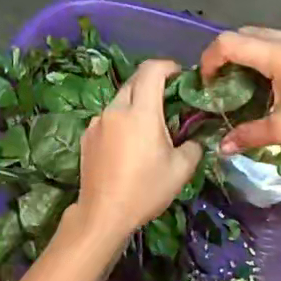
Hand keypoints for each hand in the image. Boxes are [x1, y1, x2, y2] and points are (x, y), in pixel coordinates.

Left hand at [73, 60, 203, 241]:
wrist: (103, 214)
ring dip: (136, 103)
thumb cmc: (145, 190)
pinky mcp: (87, 137)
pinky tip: (129, 143)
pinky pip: (108, 118)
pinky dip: (122, 121)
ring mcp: (97, 122)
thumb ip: (193, 146)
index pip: (151, 70)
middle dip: (153, 83)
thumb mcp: (181, 170)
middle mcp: (116, 110)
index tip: (180, 74)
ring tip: (150, 125)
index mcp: (141, 112)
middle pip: (135, 82)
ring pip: (120, 100)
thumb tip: (193, 139)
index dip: (168, 66)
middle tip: (170, 99)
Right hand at [198, 18, 280, 156]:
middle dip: (231, 56)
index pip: (228, 42)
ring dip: (259, 52)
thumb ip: (250, 134)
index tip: (208, 84)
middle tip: (229, 85)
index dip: (209, 60)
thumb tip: (222, 147)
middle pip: (249, 34)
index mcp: (278, 54)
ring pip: (276, 34)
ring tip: (261, 80)